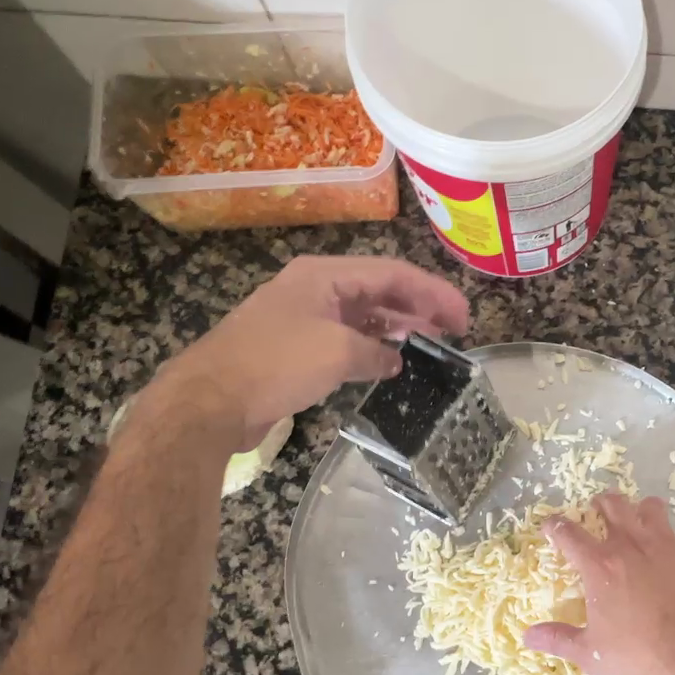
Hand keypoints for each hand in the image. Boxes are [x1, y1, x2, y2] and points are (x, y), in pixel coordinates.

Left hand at [151, 256, 469, 448]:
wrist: (211, 400)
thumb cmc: (276, 364)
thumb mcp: (338, 352)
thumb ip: (376, 352)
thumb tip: (394, 360)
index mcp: (324, 275)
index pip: (392, 274)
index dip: (433, 293)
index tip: (463, 316)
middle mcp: (315, 288)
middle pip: (379, 290)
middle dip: (419, 307)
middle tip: (453, 331)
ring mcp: (304, 317)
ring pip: (363, 315)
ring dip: (397, 327)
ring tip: (430, 343)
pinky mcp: (296, 347)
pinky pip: (346, 338)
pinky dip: (372, 347)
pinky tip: (390, 361)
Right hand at [522, 493, 674, 674]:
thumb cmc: (642, 650)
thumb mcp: (593, 653)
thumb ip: (559, 640)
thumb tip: (527, 636)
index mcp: (601, 565)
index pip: (569, 533)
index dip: (556, 526)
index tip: (551, 525)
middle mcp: (631, 543)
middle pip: (612, 505)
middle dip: (601, 503)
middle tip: (598, 508)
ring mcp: (666, 542)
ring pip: (649, 507)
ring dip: (640, 510)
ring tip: (639, 519)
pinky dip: (672, 542)